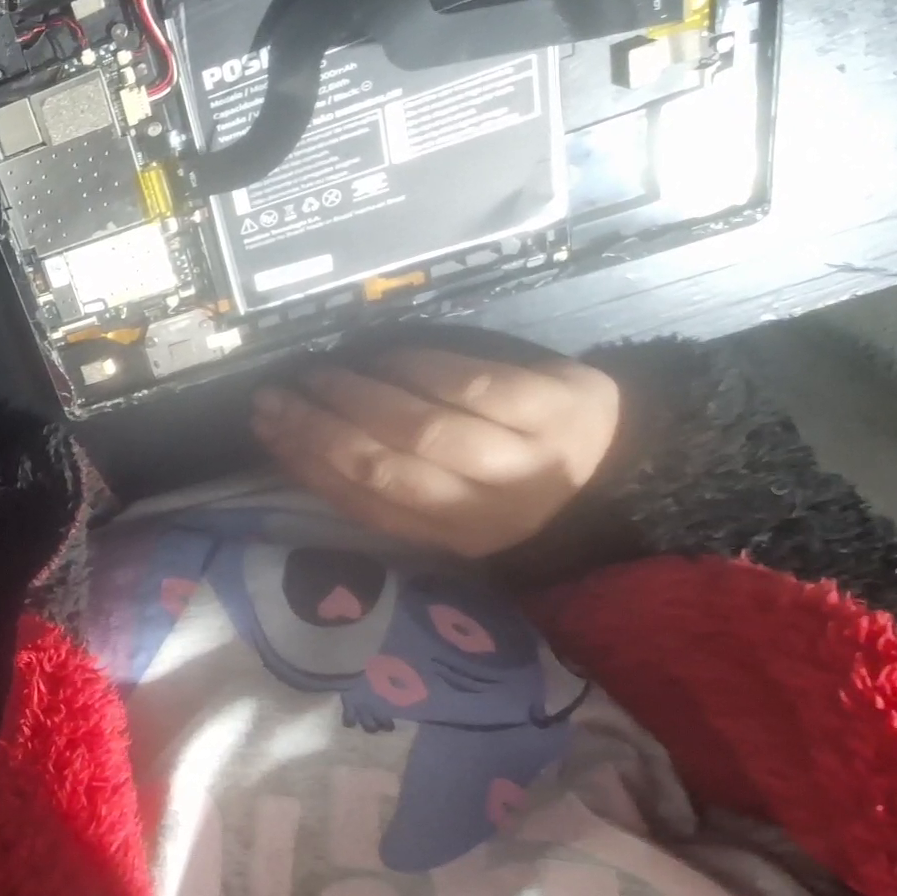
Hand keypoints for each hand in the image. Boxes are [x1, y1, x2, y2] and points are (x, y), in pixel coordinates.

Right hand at [251, 349, 618, 558]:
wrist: (632, 472)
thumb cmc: (514, 489)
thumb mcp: (450, 512)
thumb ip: (380, 489)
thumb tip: (294, 445)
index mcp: (458, 538)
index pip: (364, 503)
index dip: (306, 467)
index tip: (264, 433)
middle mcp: (490, 506)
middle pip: (383, 466)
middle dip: (314, 429)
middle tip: (270, 398)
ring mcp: (528, 455)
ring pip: (420, 425)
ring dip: (352, 395)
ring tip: (313, 374)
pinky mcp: (556, 402)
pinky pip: (467, 382)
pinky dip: (412, 366)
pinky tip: (377, 357)